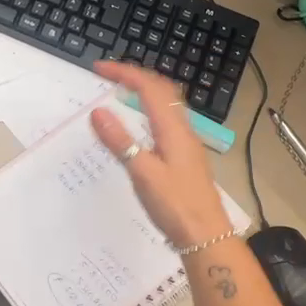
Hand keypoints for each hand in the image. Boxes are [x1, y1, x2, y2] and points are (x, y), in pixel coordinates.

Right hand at [89, 61, 234, 249]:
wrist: (206, 237)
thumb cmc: (176, 205)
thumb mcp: (143, 173)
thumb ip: (121, 141)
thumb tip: (99, 111)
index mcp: (173, 129)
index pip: (149, 88)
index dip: (125, 73)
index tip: (99, 68)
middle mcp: (183, 130)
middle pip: (162, 90)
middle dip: (135, 77)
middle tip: (108, 76)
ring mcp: (186, 143)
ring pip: (166, 105)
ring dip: (143, 92)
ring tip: (119, 94)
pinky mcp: (184, 157)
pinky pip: (165, 121)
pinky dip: (148, 111)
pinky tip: (136, 126)